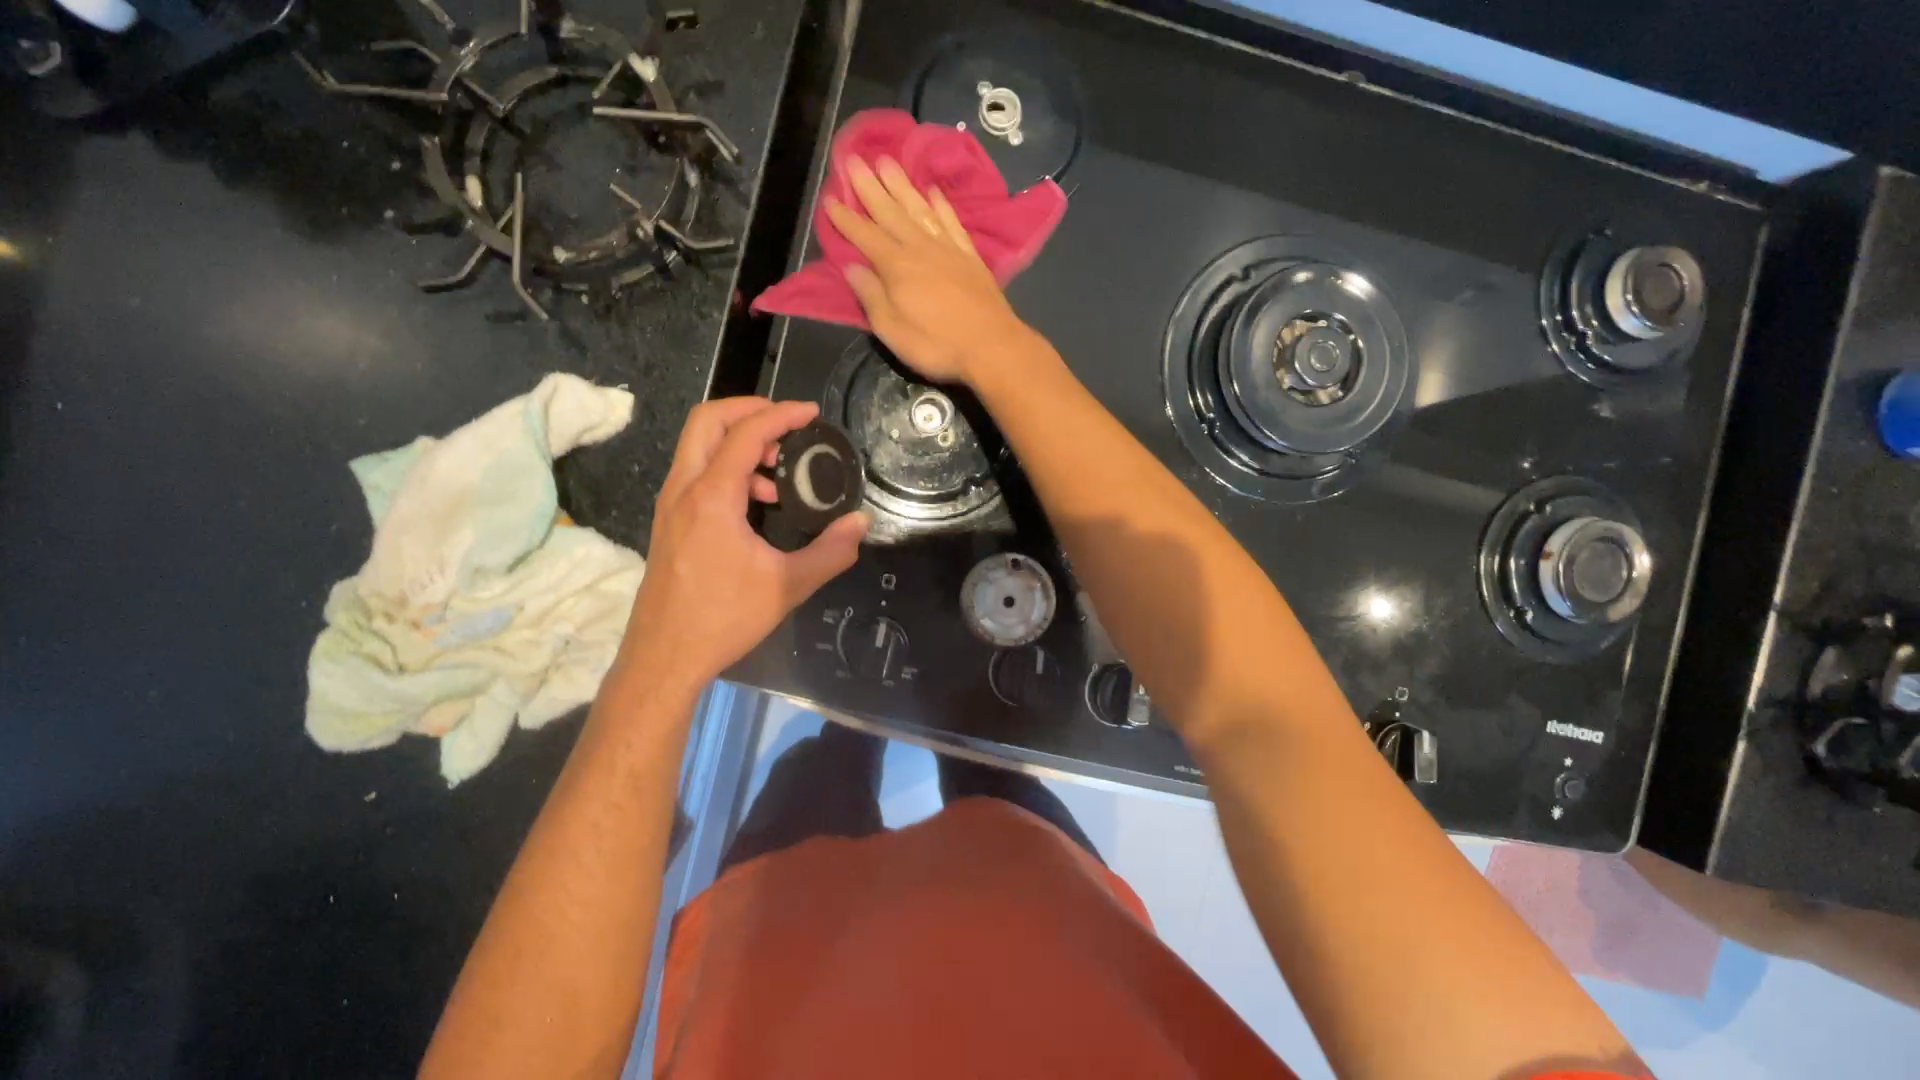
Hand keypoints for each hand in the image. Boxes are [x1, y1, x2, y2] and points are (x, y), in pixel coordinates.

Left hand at [618, 398, 868, 693]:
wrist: (664, 656)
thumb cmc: (723, 619)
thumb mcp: (787, 587)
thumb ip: (830, 552)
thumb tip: (860, 524)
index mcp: (711, 496)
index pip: (746, 433)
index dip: (782, 415)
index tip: (812, 413)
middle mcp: (683, 489)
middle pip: (707, 420)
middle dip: (749, 410)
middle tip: (788, 424)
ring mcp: (669, 504)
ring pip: (697, 446)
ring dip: (737, 442)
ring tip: (779, 472)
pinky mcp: (668, 522)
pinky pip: (695, 472)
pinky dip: (726, 467)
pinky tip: (756, 504)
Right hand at [826, 155, 1036, 384]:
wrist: (992, 346)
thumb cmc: (937, 344)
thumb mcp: (893, 330)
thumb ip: (871, 296)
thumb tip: (852, 267)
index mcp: (896, 267)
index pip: (864, 235)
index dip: (845, 217)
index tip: (829, 198)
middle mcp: (920, 248)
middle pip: (890, 211)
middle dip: (869, 186)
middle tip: (853, 159)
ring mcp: (947, 248)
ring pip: (919, 208)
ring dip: (901, 185)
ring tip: (887, 161)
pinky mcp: (969, 255)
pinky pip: (951, 221)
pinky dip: (941, 205)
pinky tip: (932, 191)